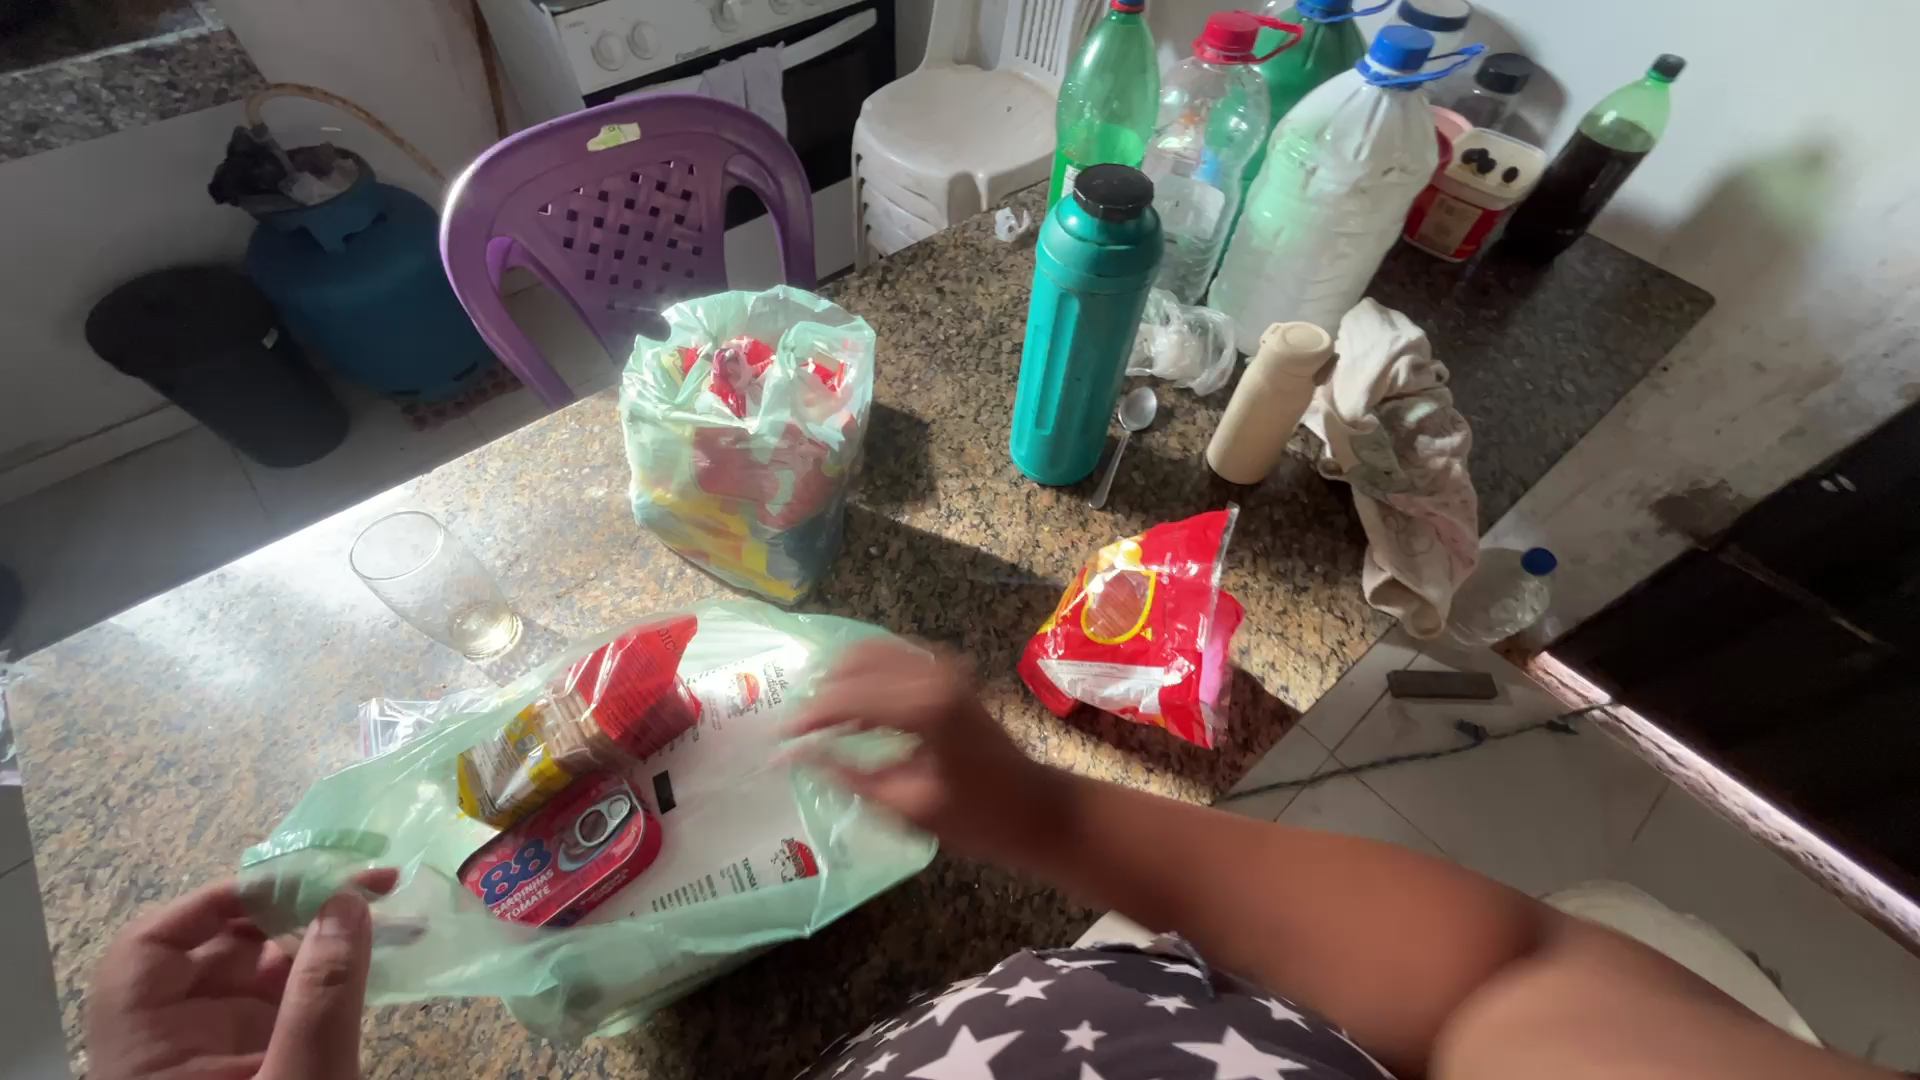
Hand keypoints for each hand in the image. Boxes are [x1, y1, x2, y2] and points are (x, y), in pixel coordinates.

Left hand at [87, 870, 396, 1079]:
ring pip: (261, 957)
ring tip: (388, 898)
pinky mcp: (266, 1048)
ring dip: (324, 921)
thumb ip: (324, 992)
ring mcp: (222, 1043)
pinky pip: (295, 983)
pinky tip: (387, 939)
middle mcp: (174, 1040)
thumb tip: (347, 899)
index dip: (214, 901)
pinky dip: (339, 953)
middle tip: (367, 880)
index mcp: (146, 1057)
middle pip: (215, 943)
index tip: (298, 878)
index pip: (149, 951)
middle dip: (292, 900)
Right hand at [789, 642, 1071, 862]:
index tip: (779, 738)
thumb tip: (796, 757)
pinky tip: (857, 712)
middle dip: (822, 691)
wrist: (1035, 806)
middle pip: (856, 660)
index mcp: (923, 705)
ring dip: (844, 678)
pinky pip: (896, 657)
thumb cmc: (975, 817)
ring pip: (874, 651)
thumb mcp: (905, 804)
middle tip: (799, 726)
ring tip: (822, 719)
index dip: (808, 715)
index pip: (846, 695)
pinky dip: (868, 676)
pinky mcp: (949, 671)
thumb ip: (846, 774)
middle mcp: (933, 672)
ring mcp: (944, 666)